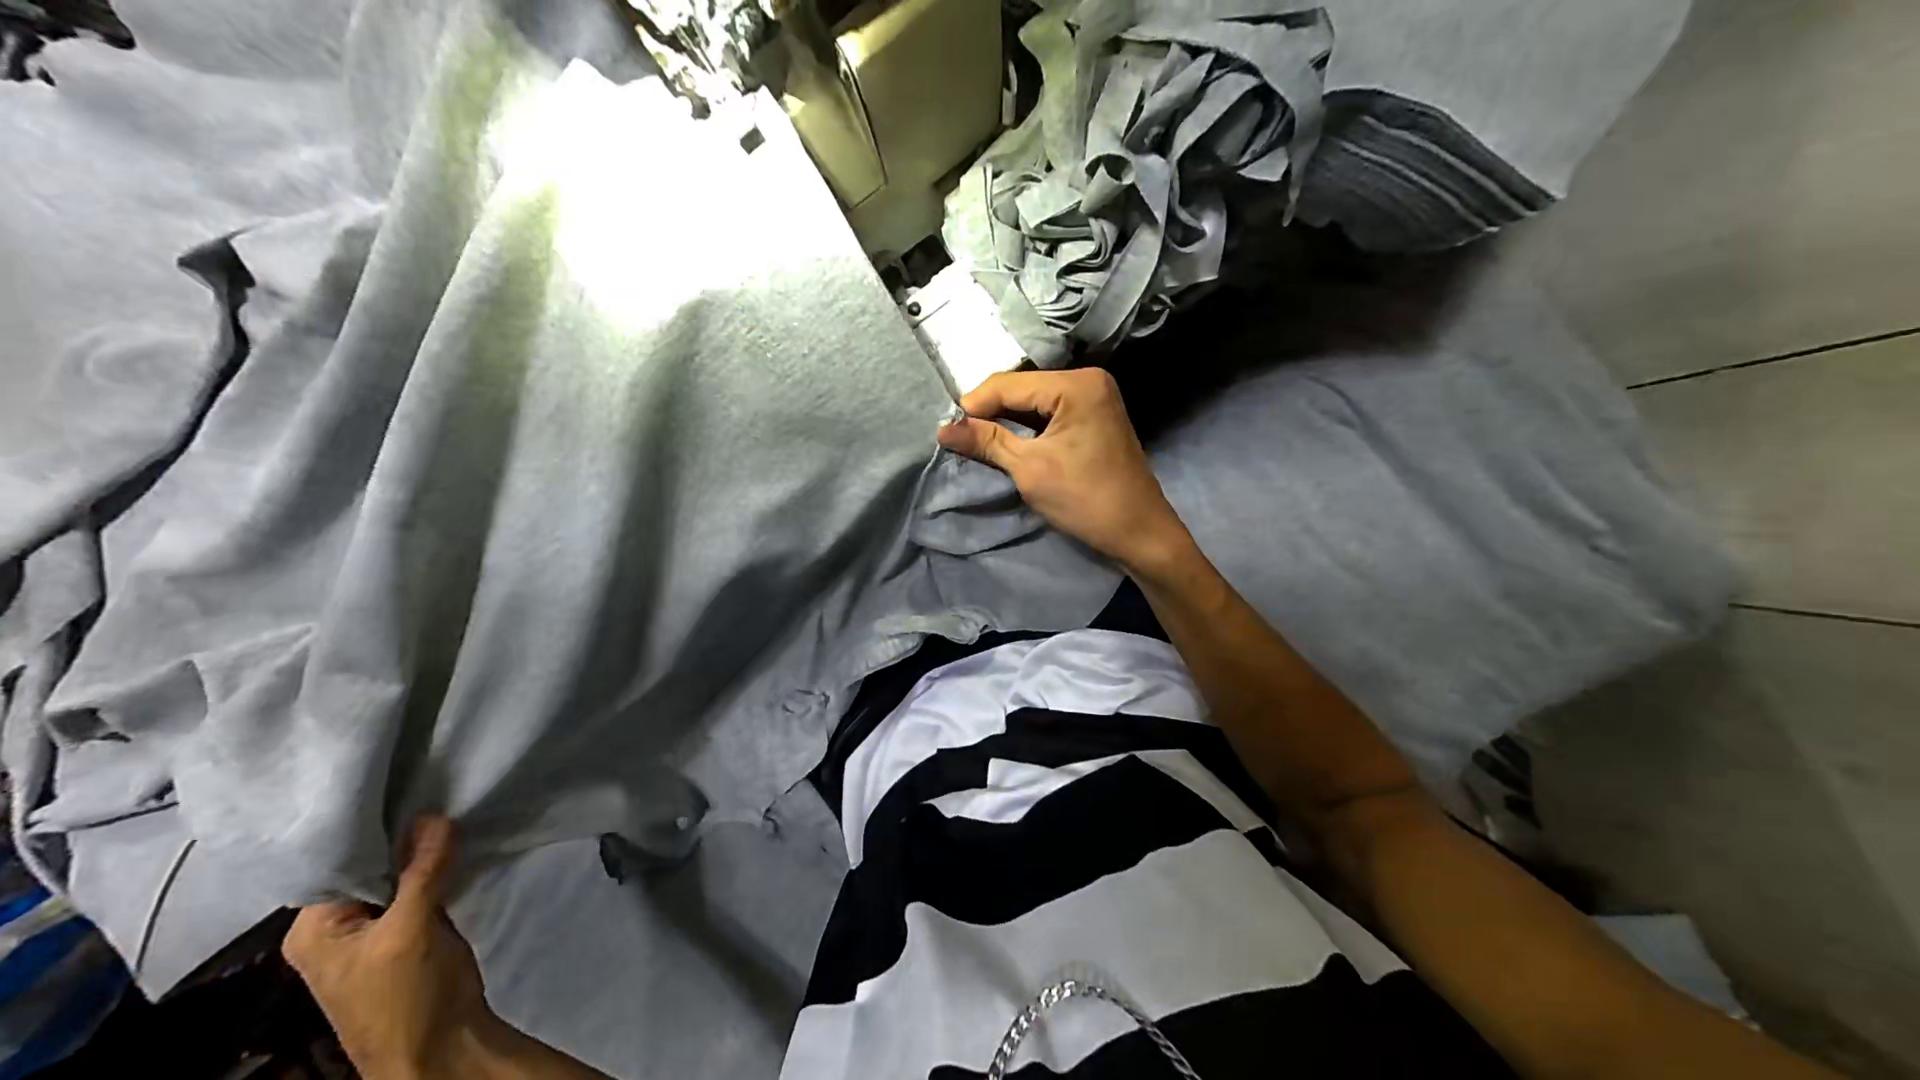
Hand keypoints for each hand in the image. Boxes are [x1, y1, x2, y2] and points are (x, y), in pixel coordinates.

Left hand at [283, 817, 500, 1079]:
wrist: (440, 1046)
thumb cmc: (405, 995)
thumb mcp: (411, 930)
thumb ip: (422, 871)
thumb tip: (435, 813)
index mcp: (313, 929)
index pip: (341, 860)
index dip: (378, 827)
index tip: (412, 790)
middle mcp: (336, 925)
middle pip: (372, 865)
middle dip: (407, 837)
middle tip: (440, 795)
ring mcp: (374, 929)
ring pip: (399, 875)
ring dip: (426, 853)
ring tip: (452, 813)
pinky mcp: (410, 930)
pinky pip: (420, 887)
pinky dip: (437, 869)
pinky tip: (456, 846)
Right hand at [937, 369, 1193, 573]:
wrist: (1140, 532)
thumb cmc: (1085, 500)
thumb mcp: (1029, 469)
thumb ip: (986, 442)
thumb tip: (942, 429)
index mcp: (1076, 384)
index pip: (1009, 385)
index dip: (973, 406)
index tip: (946, 430)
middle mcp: (1088, 379)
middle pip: (1021, 388)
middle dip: (989, 412)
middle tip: (958, 436)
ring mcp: (1095, 397)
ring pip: (1034, 401)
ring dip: (1006, 420)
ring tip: (976, 441)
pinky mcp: (1096, 415)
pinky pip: (1051, 412)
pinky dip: (1028, 427)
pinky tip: (1006, 441)